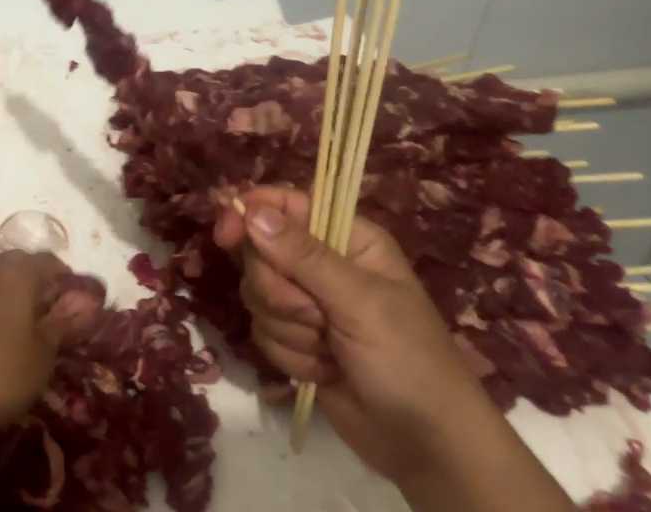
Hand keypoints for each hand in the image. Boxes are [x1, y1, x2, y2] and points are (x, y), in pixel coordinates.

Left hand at [0, 250, 70, 442]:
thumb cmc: (1, 376)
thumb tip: (85, 304)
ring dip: (5, 284)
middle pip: (15, 262)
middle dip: (33, 276)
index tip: (73, 294)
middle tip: (48, 305)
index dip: (62, 274)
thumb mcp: (43, 355)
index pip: (45, 260)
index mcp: (16, 275)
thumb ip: (62, 324)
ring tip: (18, 313)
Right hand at [214, 187, 501, 482]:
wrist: (426, 443)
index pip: (285, 205)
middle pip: (261, 254)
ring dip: (288, 329)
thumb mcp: (360, 302)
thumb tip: (250, 211)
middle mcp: (324, 264)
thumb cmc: (407, 359)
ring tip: (328, 350)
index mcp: (349, 239)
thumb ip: (303, 255)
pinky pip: (262, 330)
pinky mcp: (296, 339)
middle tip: (317, 317)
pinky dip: (289, 355)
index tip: (225, 235)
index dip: (250, 214)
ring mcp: (309, 303)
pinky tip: (323, 371)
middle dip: (280, 293)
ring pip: (258, 295)